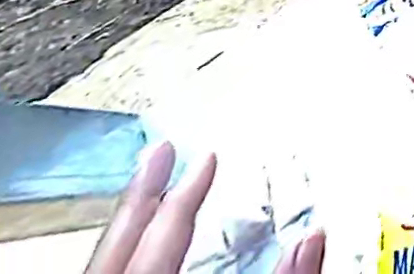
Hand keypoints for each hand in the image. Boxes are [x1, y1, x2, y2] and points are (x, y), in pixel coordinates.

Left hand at [85, 142, 324, 273]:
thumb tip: (312, 238)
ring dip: (126, 224)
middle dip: (139, 201)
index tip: (205, 160)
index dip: (182, 204)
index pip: (159, 255)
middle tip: (159, 151)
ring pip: (101, 268)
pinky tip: (135, 237)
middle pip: (113, 258)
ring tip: (146, 185)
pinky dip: (121, 250)